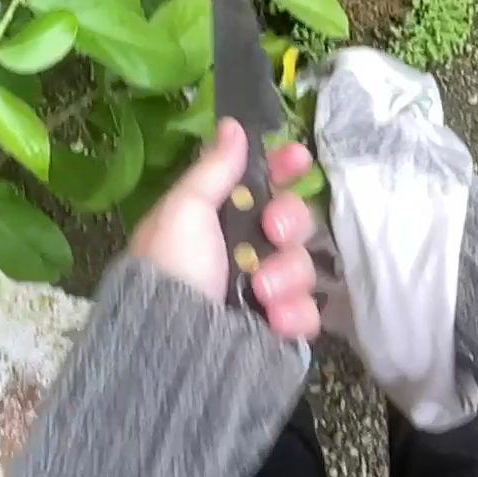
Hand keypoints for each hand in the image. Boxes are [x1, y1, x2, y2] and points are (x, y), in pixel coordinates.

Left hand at [129, 118, 320, 341]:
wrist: (170, 352)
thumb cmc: (172, 267)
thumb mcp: (185, 209)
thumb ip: (215, 167)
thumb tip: (232, 124)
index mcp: (217, 217)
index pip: (261, 181)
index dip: (284, 166)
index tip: (298, 158)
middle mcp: (243, 249)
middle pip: (292, 219)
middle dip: (290, 221)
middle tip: (273, 234)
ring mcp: (262, 290)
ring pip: (303, 264)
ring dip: (288, 274)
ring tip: (262, 293)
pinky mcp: (277, 327)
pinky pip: (307, 310)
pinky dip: (296, 313)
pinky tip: (276, 319)